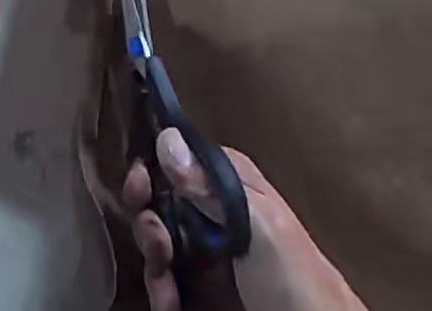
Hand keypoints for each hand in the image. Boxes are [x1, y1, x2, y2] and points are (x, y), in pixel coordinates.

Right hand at [126, 129, 367, 310]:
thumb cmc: (293, 273)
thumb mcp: (256, 221)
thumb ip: (209, 185)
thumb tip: (166, 137)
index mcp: (227, 182)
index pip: (178, 159)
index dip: (152, 167)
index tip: (138, 183)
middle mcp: (211, 211)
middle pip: (161, 199)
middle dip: (147, 217)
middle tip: (156, 241)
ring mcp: (204, 252)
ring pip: (158, 241)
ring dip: (152, 258)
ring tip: (165, 283)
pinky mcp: (199, 291)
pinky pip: (164, 283)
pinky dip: (159, 292)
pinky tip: (168, 301)